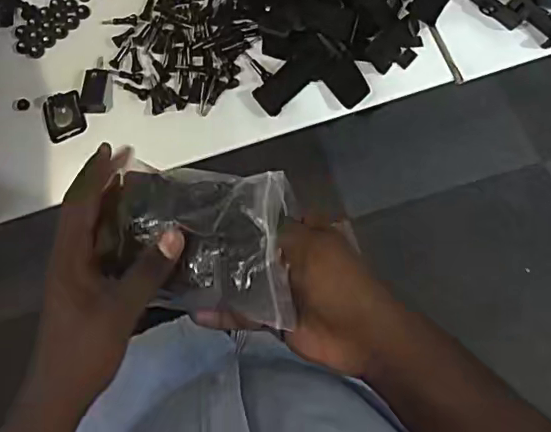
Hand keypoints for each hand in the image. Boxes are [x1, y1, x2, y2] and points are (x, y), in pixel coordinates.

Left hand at [7, 144, 184, 430]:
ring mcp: (70, 271)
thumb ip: (147, 271)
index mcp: (68, 254)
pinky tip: (129, 230)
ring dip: (104, 202)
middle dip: (99, 180)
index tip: (114, 150)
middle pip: (80, 207)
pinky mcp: (78, 286)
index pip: (80, 202)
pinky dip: (108, 227)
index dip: (97, 173)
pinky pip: (93, 244)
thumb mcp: (119, 310)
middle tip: (124, 159)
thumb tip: (174, 234)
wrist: (56, 393)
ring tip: (130, 185)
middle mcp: (65, 255)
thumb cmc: (83, 349)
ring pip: (85, 225)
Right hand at [194, 217, 399, 377]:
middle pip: (250, 249)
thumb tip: (244, 225)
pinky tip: (199, 311)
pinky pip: (244, 314)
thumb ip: (275, 234)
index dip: (241, 216)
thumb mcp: (309, 244)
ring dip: (221, 280)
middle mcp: (288, 256)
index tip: (210, 213)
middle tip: (190, 242)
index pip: (265, 218)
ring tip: (187, 272)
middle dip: (225, 248)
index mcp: (302, 231)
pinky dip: (223, 314)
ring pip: (244, 280)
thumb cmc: (340, 280)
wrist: (362, 337)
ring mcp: (280, 288)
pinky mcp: (273, 319)